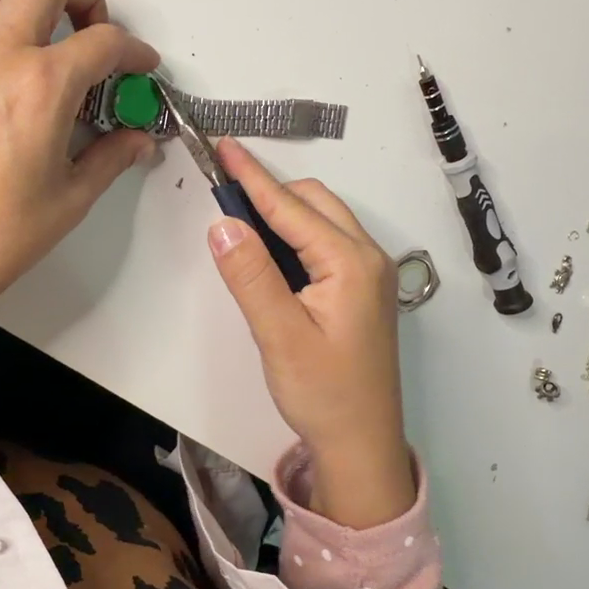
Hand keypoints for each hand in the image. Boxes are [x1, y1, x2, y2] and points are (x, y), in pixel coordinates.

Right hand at [207, 140, 415, 528]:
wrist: (361, 443)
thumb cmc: (323, 393)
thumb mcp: (279, 335)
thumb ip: (250, 276)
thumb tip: (222, 223)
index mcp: (350, 263)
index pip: (292, 208)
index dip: (253, 176)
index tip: (224, 145)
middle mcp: (366, 260)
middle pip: (314, 204)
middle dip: (270, 190)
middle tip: (223, 188)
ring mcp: (366, 278)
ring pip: (321, 224)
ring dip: (282, 214)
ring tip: (240, 218)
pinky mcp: (358, 296)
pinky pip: (324, 247)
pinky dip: (294, 238)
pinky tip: (269, 256)